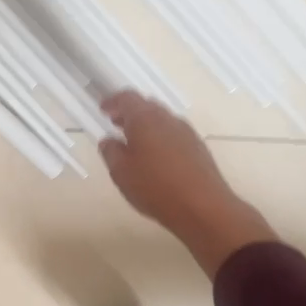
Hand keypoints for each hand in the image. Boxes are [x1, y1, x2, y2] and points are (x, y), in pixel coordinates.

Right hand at [98, 91, 275, 275]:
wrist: (203, 207)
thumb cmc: (155, 188)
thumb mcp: (121, 172)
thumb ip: (111, 152)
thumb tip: (108, 140)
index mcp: (145, 119)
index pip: (128, 98)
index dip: (113, 101)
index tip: (103, 109)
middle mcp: (167, 119)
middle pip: (147, 106)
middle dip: (130, 113)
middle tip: (116, 124)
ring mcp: (186, 132)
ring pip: (162, 120)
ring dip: (146, 126)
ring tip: (133, 143)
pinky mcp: (198, 148)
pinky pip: (173, 134)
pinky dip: (160, 138)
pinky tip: (155, 158)